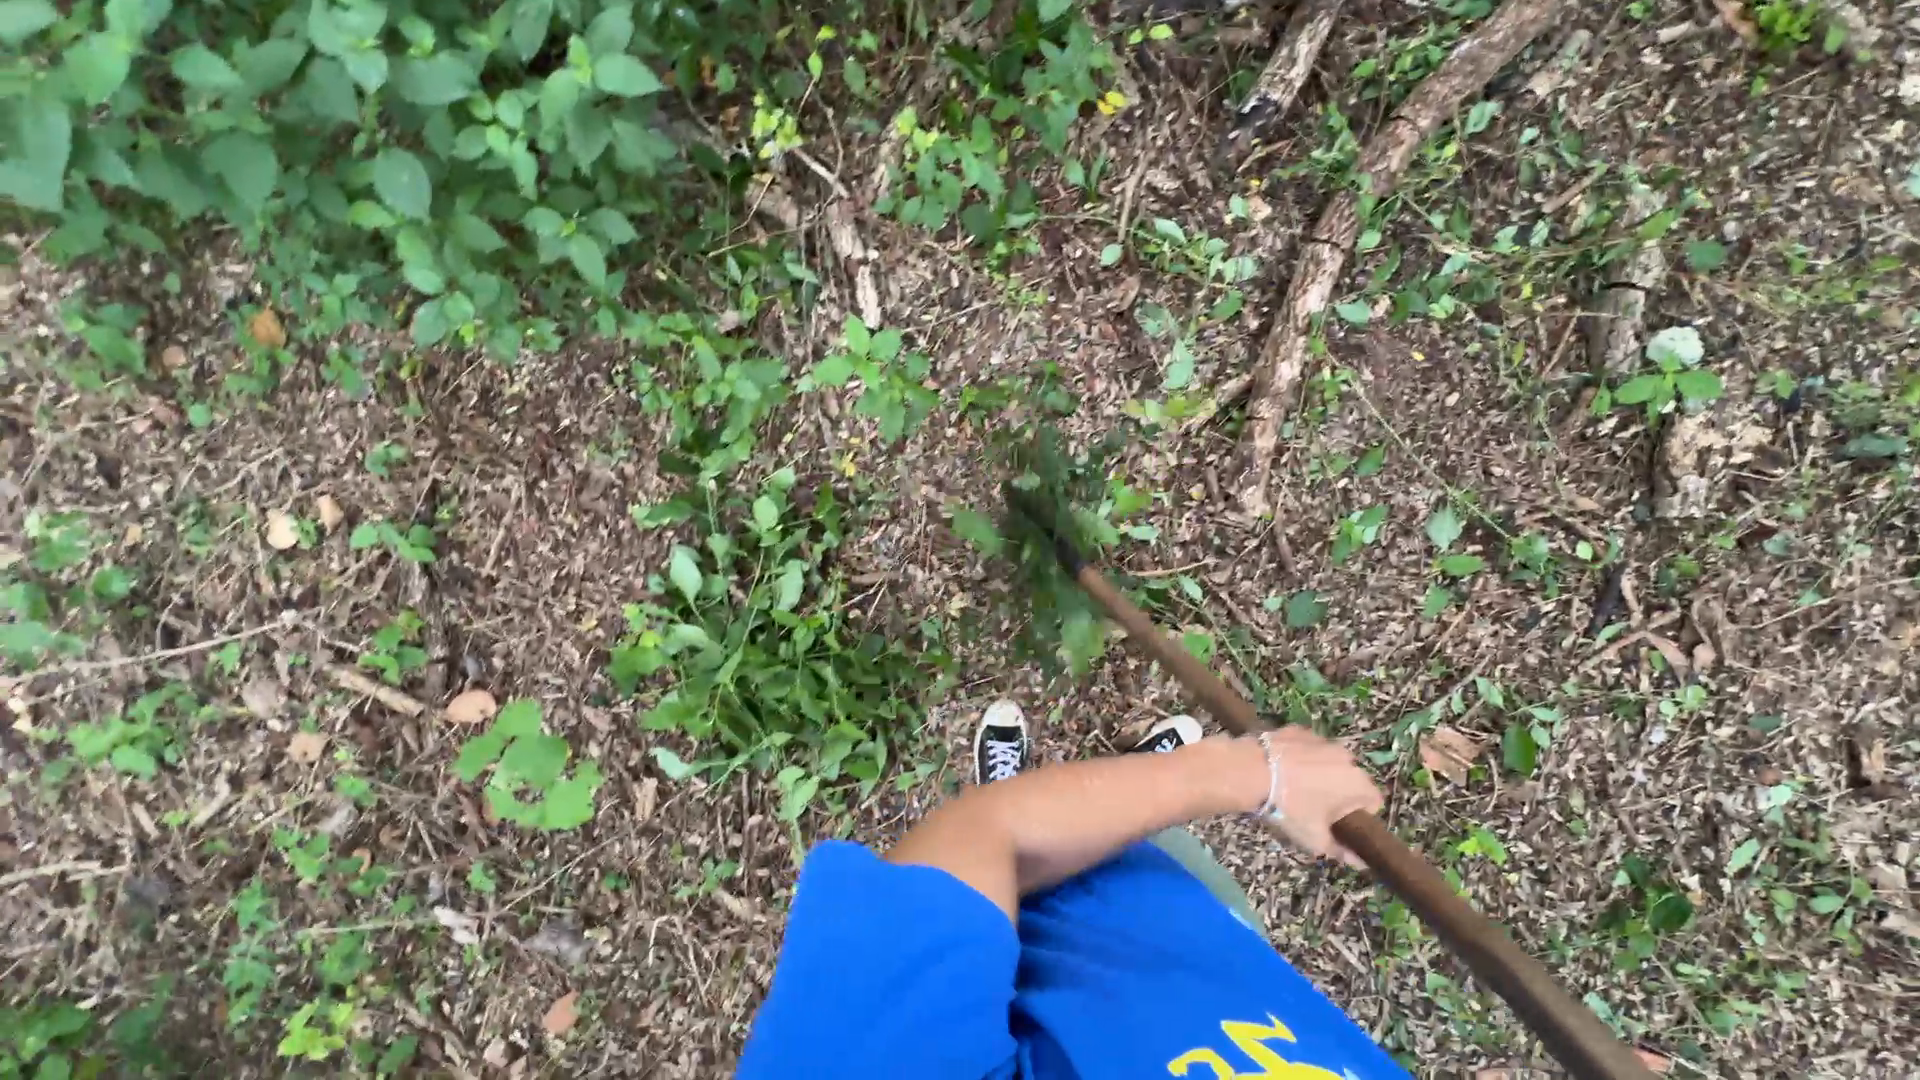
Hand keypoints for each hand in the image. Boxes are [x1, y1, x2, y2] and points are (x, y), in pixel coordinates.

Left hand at [1237, 728, 1384, 869]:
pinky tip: (1282, 766)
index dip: (1359, 815)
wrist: (1251, 772)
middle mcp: (1347, 756)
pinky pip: (1307, 746)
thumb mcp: (1315, 839)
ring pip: (1329, 760)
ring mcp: (1322, 739)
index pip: (1373, 802)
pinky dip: (1300, 755)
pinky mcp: (1298, 730)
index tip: (1339, 823)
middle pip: (1351, 778)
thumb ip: (1342, 852)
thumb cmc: (1290, 809)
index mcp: (1358, 783)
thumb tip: (1360, 863)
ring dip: (1320, 771)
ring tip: (1295, 785)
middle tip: (1315, 806)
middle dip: (1339, 792)